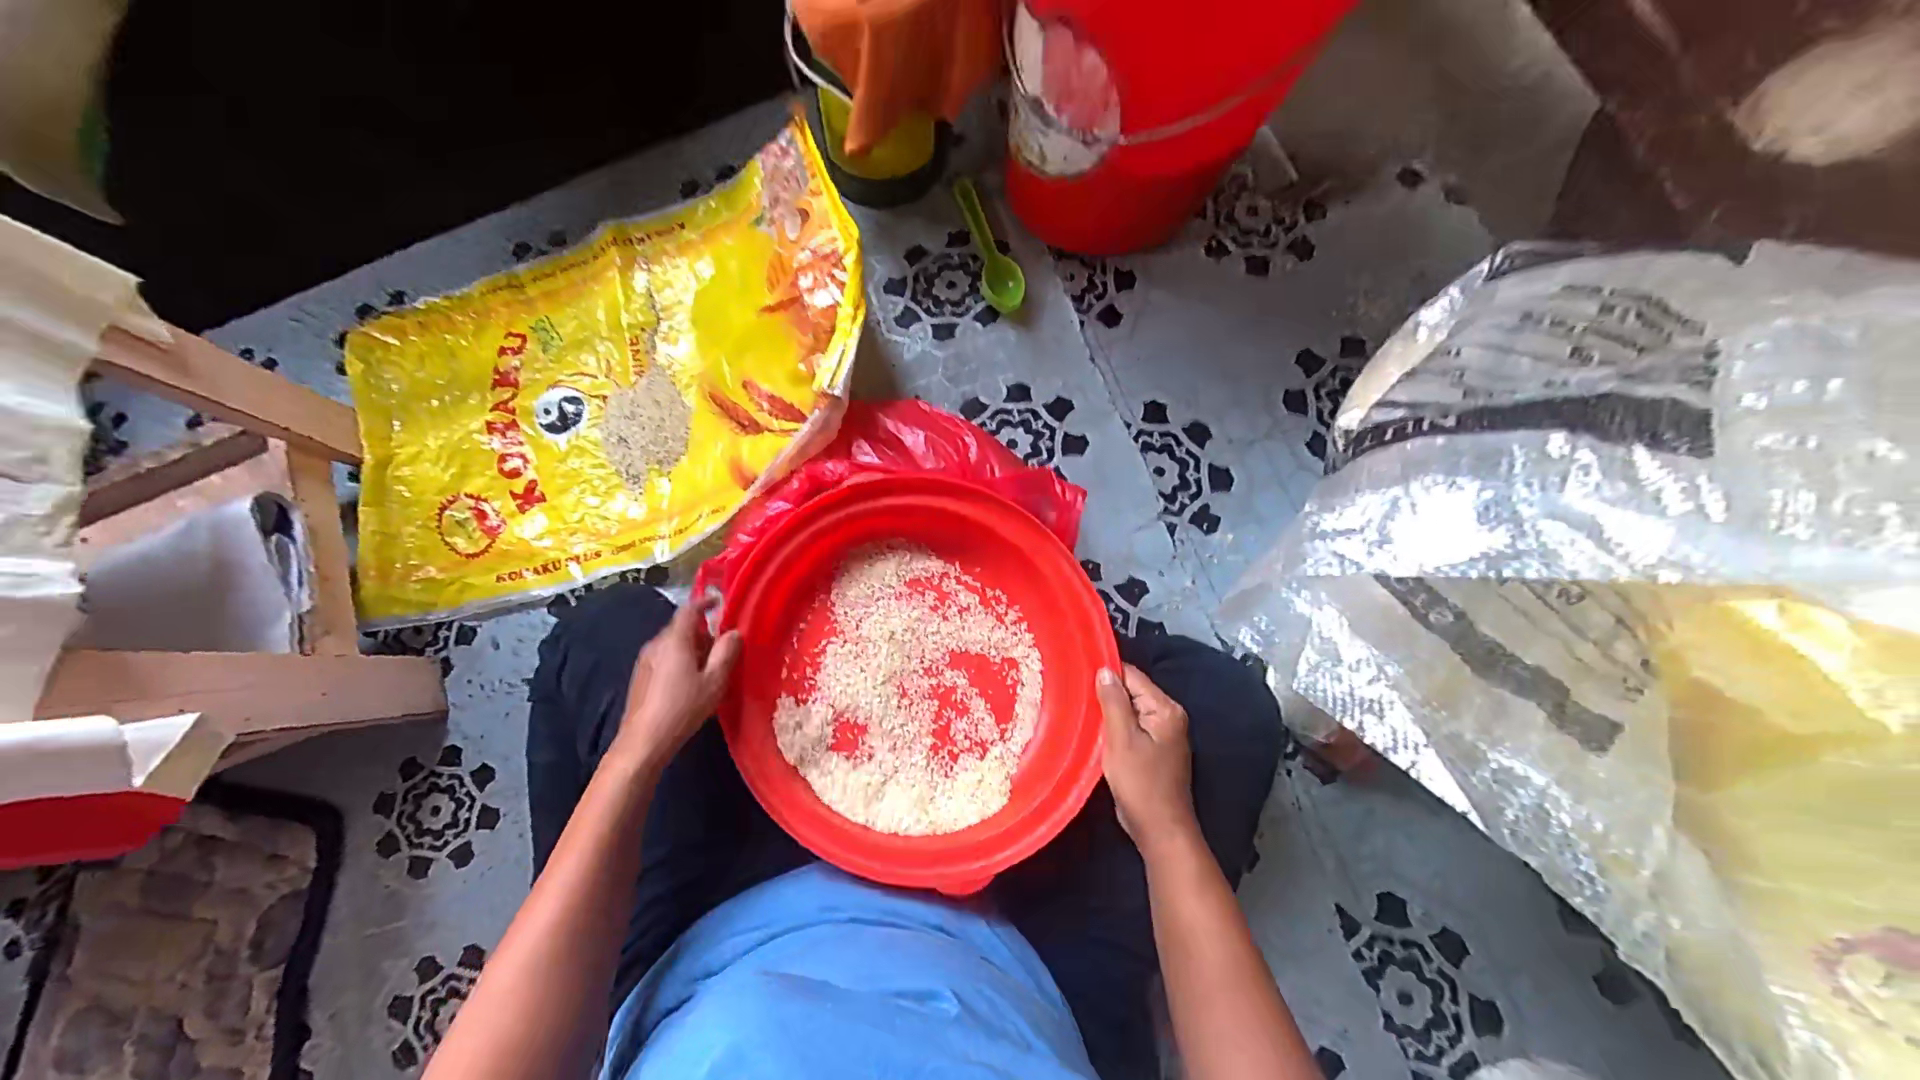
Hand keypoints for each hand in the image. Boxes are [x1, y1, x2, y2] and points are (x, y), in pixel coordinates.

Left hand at [610, 593, 741, 770]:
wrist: (643, 741)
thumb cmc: (682, 708)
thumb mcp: (714, 681)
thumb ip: (726, 653)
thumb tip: (734, 632)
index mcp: (675, 641)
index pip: (689, 610)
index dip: (704, 602)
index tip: (718, 602)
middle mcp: (656, 644)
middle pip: (682, 628)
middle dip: (703, 632)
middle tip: (722, 648)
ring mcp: (645, 661)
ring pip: (673, 644)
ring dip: (692, 648)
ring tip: (709, 669)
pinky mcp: (640, 677)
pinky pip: (664, 657)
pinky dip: (680, 660)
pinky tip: (689, 683)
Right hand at [1096, 665, 1199, 853]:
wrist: (1160, 829)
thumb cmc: (1140, 784)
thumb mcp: (1121, 739)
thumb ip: (1113, 702)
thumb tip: (1105, 670)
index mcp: (1165, 709)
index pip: (1132, 676)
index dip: (1106, 674)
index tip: (1078, 673)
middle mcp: (1169, 716)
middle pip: (1131, 692)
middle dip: (1106, 693)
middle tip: (1075, 695)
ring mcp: (1163, 734)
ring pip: (1129, 710)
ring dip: (1108, 712)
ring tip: (1081, 711)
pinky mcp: (1155, 749)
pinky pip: (1131, 727)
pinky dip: (1115, 728)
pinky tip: (1096, 733)